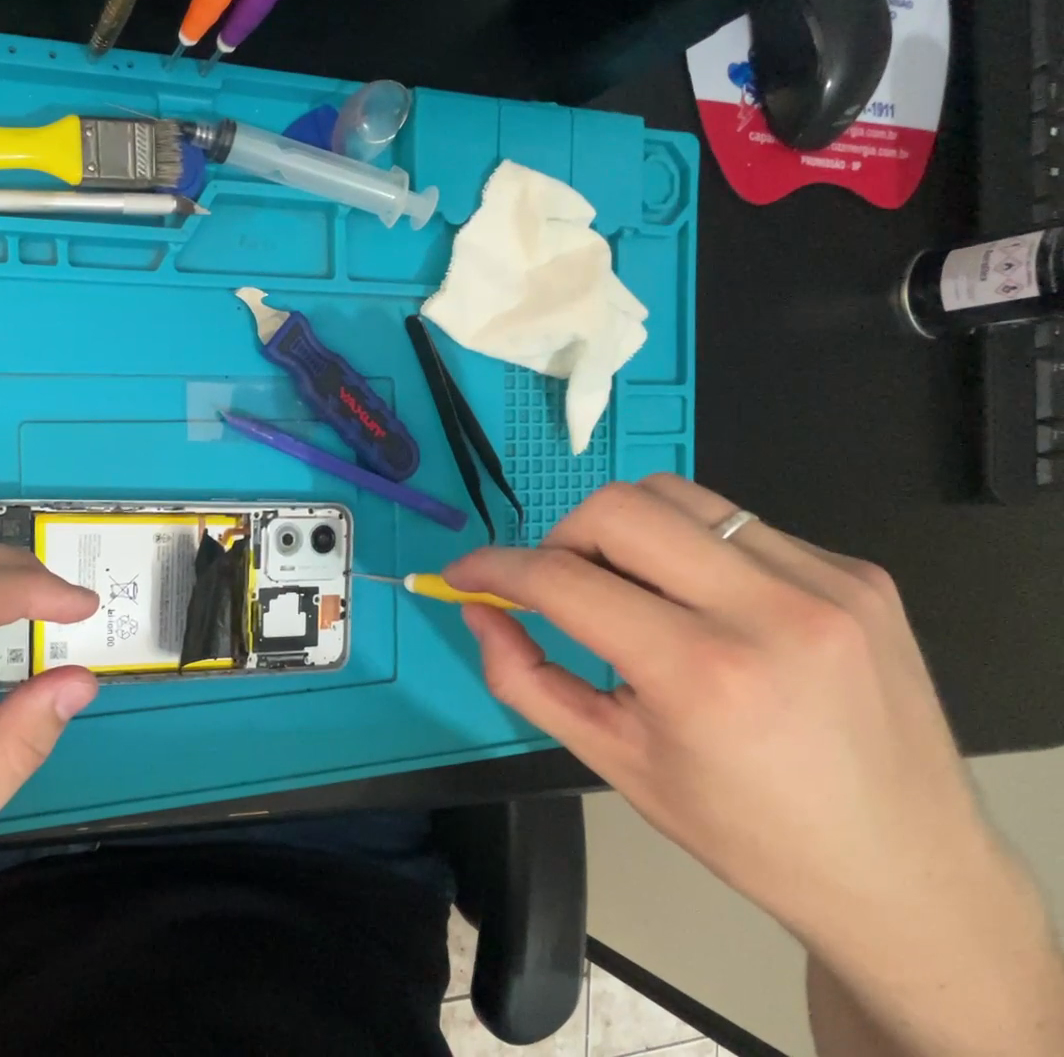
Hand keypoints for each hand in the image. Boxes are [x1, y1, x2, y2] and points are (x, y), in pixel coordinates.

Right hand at [445, 474, 1063, 1054]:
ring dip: (622, 531)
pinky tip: (697, 604)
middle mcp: (770, 609)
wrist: (902, 869)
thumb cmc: (740, 830)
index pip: (564, 579)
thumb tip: (478, 611)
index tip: (463, 574)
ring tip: (622, 589)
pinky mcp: (858, 574)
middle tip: (553, 585)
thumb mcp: (610, 759)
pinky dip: (687, 549)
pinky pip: (737, 525)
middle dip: (559, 537)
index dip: (494, 567)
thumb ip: (525, 678)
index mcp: (700, 673)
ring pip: (679, 496)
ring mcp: (827, 582)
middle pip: (620, 507)